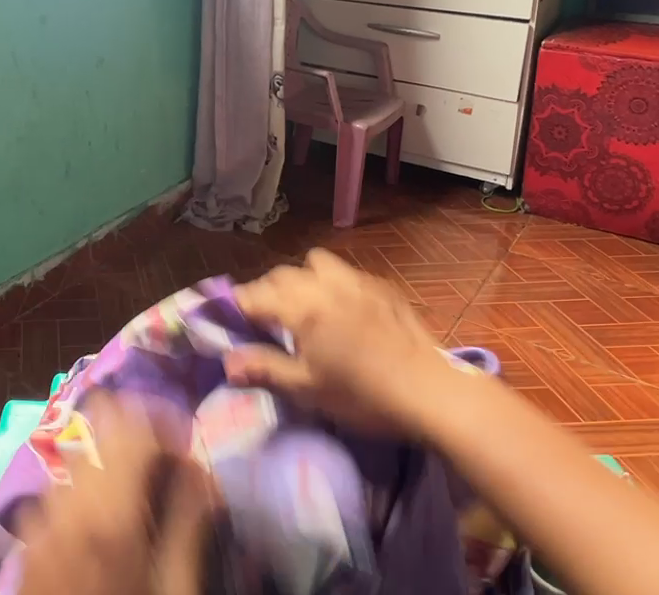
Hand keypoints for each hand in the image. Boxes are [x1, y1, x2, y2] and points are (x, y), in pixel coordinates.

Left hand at [16, 391, 217, 594]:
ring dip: (111, 460)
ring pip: (77, 453)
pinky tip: (105, 531)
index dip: (166, 424)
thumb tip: (203, 475)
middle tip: (167, 469)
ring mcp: (40, 518)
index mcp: (109, 511)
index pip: (133, 422)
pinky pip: (59, 491)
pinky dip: (86, 491)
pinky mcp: (27, 540)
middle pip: (98, 423)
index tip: (189, 450)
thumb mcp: (177, 592)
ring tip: (140, 501)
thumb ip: (191, 524)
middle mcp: (67, 501)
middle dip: (137, 435)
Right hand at [226, 249, 464, 437]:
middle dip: (267, 291)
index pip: (254, 296)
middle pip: (281, 275)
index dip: (237, 305)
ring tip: (306, 305)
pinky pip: (346, 272)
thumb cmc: (363, 395)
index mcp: (301, 309)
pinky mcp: (382, 286)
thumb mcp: (309, 389)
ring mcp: (356, 281)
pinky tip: (344, 310)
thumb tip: (227, 363)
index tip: (228, 318)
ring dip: (302, 278)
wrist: (431, 391)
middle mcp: (324, 285)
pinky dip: (333, 283)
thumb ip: (266, 369)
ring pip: (315, 263)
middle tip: (266, 319)